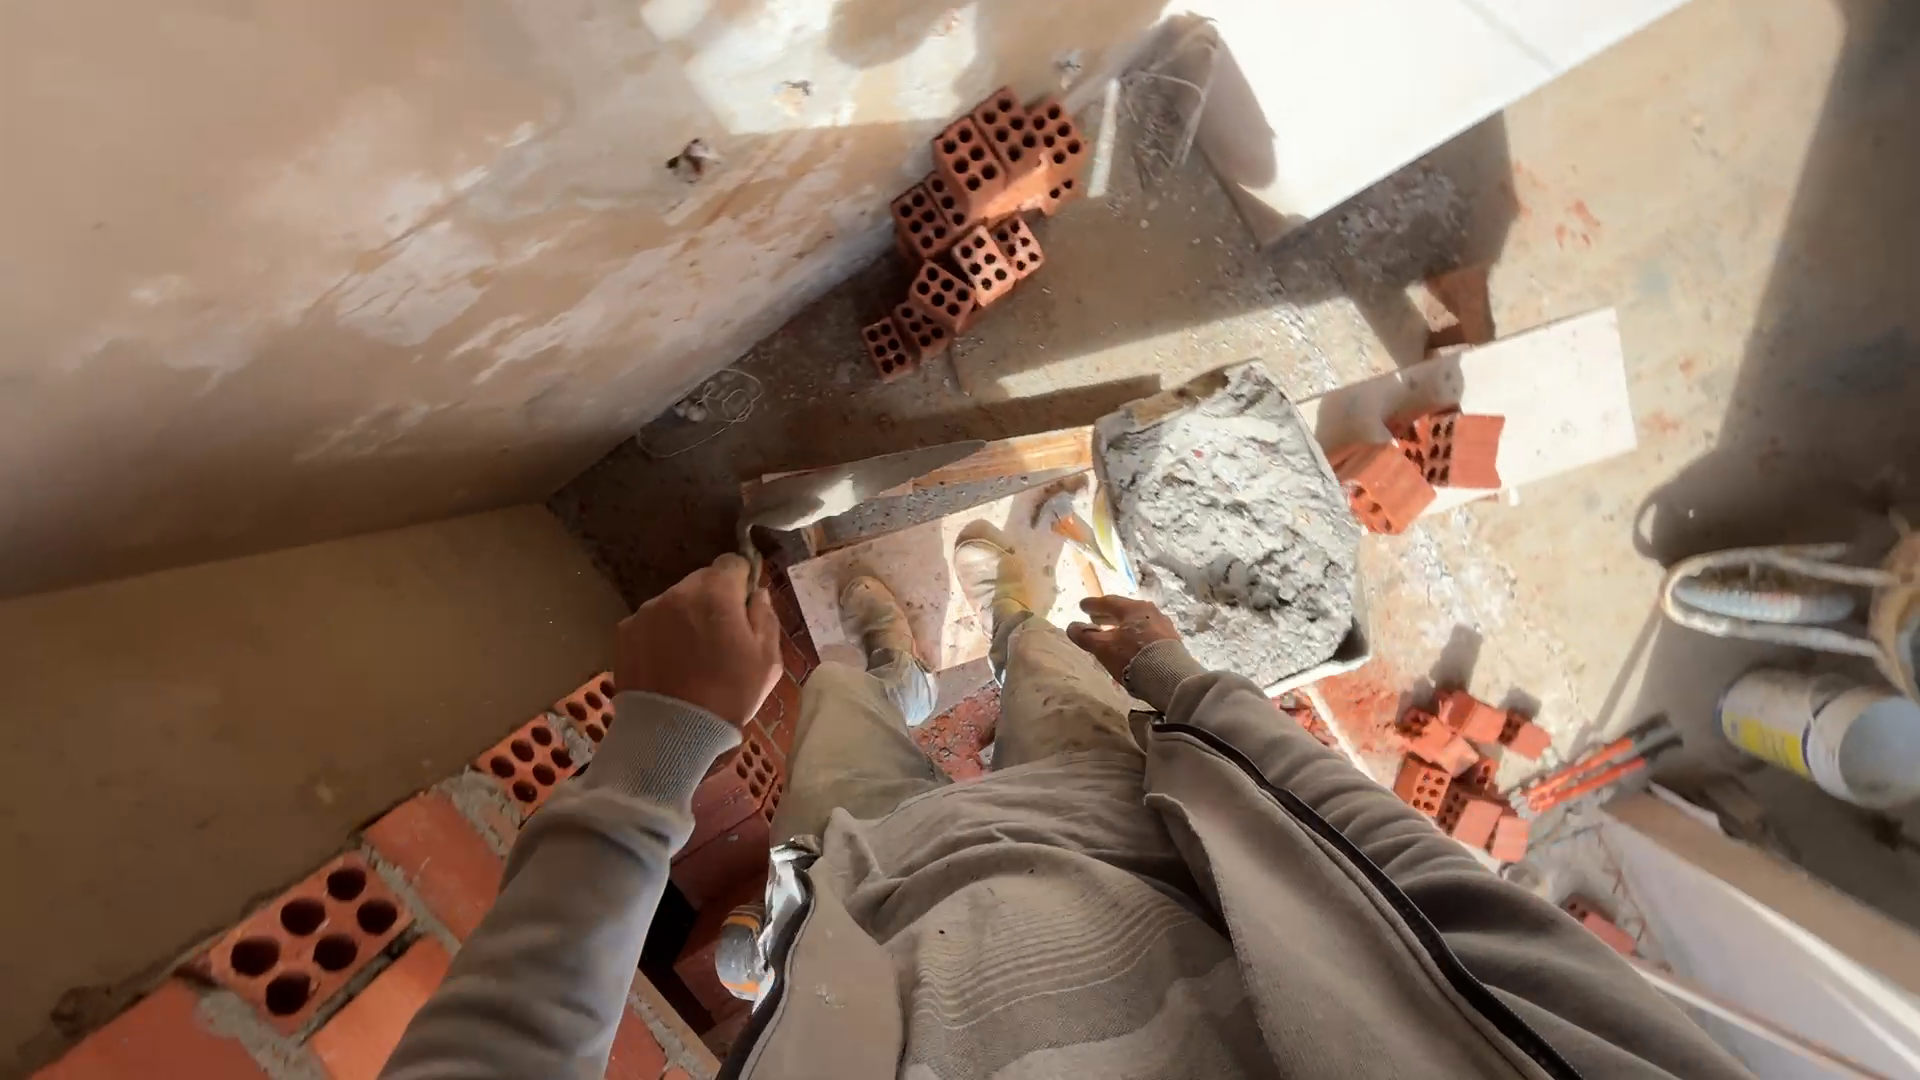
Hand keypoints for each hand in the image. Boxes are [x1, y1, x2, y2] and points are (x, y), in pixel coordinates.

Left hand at [616, 553, 782, 726]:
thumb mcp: (767, 658)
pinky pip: (651, 622)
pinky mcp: (624, 634)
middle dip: (714, 599)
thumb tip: (757, 594)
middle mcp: (677, 593)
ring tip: (691, 655)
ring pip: (675, 602)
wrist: (673, 734)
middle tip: (720, 636)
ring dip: (686, 616)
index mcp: (715, 593)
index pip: (732, 563)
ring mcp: (646, 612)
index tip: (745, 605)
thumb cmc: (730, 694)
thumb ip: (766, 616)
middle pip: (702, 581)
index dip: (742, 581)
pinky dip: (661, 634)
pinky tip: (668, 663)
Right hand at [1066, 595, 1181, 682]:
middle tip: (1094, 617)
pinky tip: (1129, 644)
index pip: (1108, 602)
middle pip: (1124, 611)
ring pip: (1137, 622)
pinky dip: (1134, 635)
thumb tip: (1072, 627)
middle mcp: (1149, 612)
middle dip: (1107, 615)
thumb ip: (1086, 636)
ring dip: (1122, 625)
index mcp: (1132, 608)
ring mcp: (1163, 626)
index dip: (1093, 605)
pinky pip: (1147, 633)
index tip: (1082, 606)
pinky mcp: (1171, 642)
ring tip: (1111, 632)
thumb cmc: (1132, 657)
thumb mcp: (1103, 647)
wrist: (1170, 677)